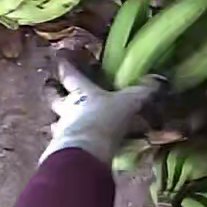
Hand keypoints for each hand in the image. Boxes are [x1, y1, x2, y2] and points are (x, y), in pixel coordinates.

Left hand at [42, 57, 160, 163]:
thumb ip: (141, 92)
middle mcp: (68, 109)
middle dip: (52, 91)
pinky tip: (72, 148)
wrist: (86, 152)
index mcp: (82, 92)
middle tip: (49, 86)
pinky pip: (61, 144)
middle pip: (54, 97)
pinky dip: (66, 144)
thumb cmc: (105, 119)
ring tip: (61, 122)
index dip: (66, 64)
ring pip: (55, 122)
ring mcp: (62, 130)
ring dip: (58, 121)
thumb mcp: (128, 103)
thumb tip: (158, 81)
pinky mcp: (61, 151)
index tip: (61, 54)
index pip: (71, 74)